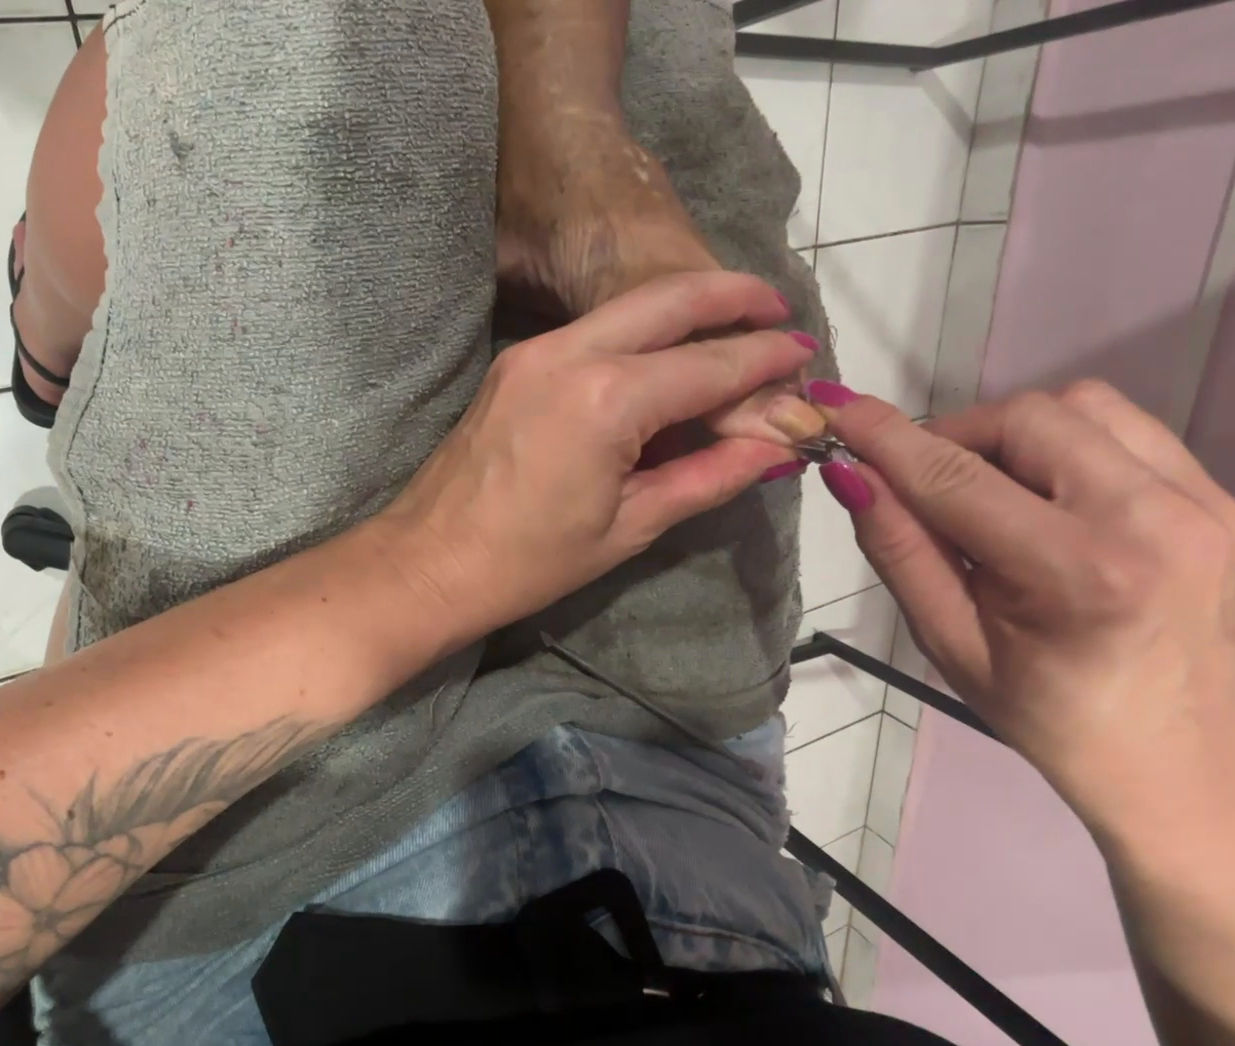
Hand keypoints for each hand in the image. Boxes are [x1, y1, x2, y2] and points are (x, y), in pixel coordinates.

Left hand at [378, 271, 819, 638]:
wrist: (427, 561)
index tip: (806, 353)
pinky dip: (640, 333)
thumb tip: (776, 446)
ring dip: (685, 308)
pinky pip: (594, 331)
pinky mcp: (515, 363)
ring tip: (734, 325)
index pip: (709, 365)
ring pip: (628, 308)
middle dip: (731, 296)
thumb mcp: (630, 525)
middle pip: (669, 300)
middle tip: (778, 306)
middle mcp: (571, 353)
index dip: (765, 360)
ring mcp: (535, 352)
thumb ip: (709, 476)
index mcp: (608, 399)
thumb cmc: (529, 561)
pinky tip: (666, 355)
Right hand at [815, 379, 1234, 831]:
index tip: (833, 404)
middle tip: (917, 483)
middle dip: (951, 436)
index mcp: (1081, 574)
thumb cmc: (1045, 714)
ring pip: (1079, 407)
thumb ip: (900, 550)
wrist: (1180, 758)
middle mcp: (1153, 519)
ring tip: (984, 490)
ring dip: (1007, 433)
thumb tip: (850, 474)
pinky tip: (1042, 495)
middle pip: (1026, 418)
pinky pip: (1121, 427)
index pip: (957, 477)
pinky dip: (1060, 442)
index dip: (886, 437)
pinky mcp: (1219, 496)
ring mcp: (1202, 501)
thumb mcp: (949, 642)